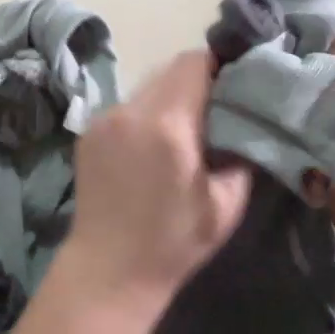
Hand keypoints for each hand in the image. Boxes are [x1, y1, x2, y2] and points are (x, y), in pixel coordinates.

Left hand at [59, 50, 251, 310]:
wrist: (108, 270)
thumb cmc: (173, 243)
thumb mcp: (225, 207)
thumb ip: (240, 156)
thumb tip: (245, 122)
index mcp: (168, 125)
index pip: (193, 63)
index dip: (216, 64)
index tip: (232, 81)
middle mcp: (132, 110)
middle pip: (169, 70)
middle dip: (194, 81)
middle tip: (214, 107)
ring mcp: (105, 117)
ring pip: (146, 86)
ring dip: (167, 97)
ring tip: (182, 129)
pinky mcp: (89, 128)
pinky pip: (126, 106)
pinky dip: (143, 115)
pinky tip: (149, 145)